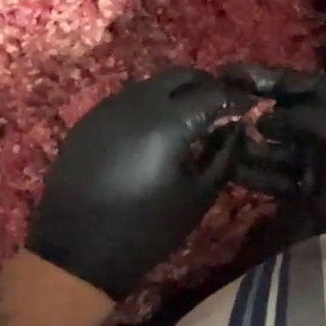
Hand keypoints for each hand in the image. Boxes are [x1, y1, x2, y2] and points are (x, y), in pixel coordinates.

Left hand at [27, 68, 245, 296]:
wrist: (75, 251)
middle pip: (181, 75)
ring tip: (192, 116)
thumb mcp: (197, 197)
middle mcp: (138, 102)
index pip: (213, 93)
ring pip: (152, 83)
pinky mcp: (89, 119)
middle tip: (223, 106)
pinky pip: (128, 99)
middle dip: (207, 85)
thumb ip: (223, 156)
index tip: (250, 107)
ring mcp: (109, 107)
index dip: (236, 98)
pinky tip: (156, 129)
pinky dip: (150, 104)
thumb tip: (236, 128)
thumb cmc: (146, 231)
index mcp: (169, 122)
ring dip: (177, 92)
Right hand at [223, 65, 325, 268]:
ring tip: (212, 141)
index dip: (262, 78)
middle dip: (248, 113)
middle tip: (210, 110)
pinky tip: (228, 170)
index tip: (227, 72)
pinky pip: (276, 180)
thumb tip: (262, 118)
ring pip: (273, 150)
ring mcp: (315, 161)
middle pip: (278, 116)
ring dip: (246, 147)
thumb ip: (300, 120)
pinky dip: (254, 176)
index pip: (294, 84)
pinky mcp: (308, 191)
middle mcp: (322, 129)